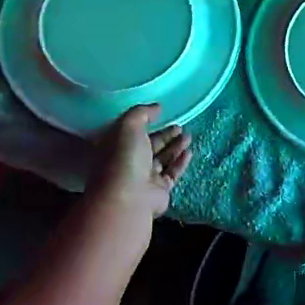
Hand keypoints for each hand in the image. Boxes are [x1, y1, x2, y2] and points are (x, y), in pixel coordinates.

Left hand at [88, 104, 191, 220]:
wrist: (129, 197)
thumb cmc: (124, 157)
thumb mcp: (129, 125)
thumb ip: (142, 113)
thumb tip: (157, 107)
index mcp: (115, 146)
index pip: (131, 132)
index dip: (146, 122)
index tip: (161, 113)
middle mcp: (128, 162)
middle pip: (149, 145)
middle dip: (165, 135)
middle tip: (180, 126)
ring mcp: (144, 178)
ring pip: (162, 159)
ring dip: (175, 146)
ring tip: (188, 135)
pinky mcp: (159, 190)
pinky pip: (171, 173)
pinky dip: (180, 162)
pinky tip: (189, 152)